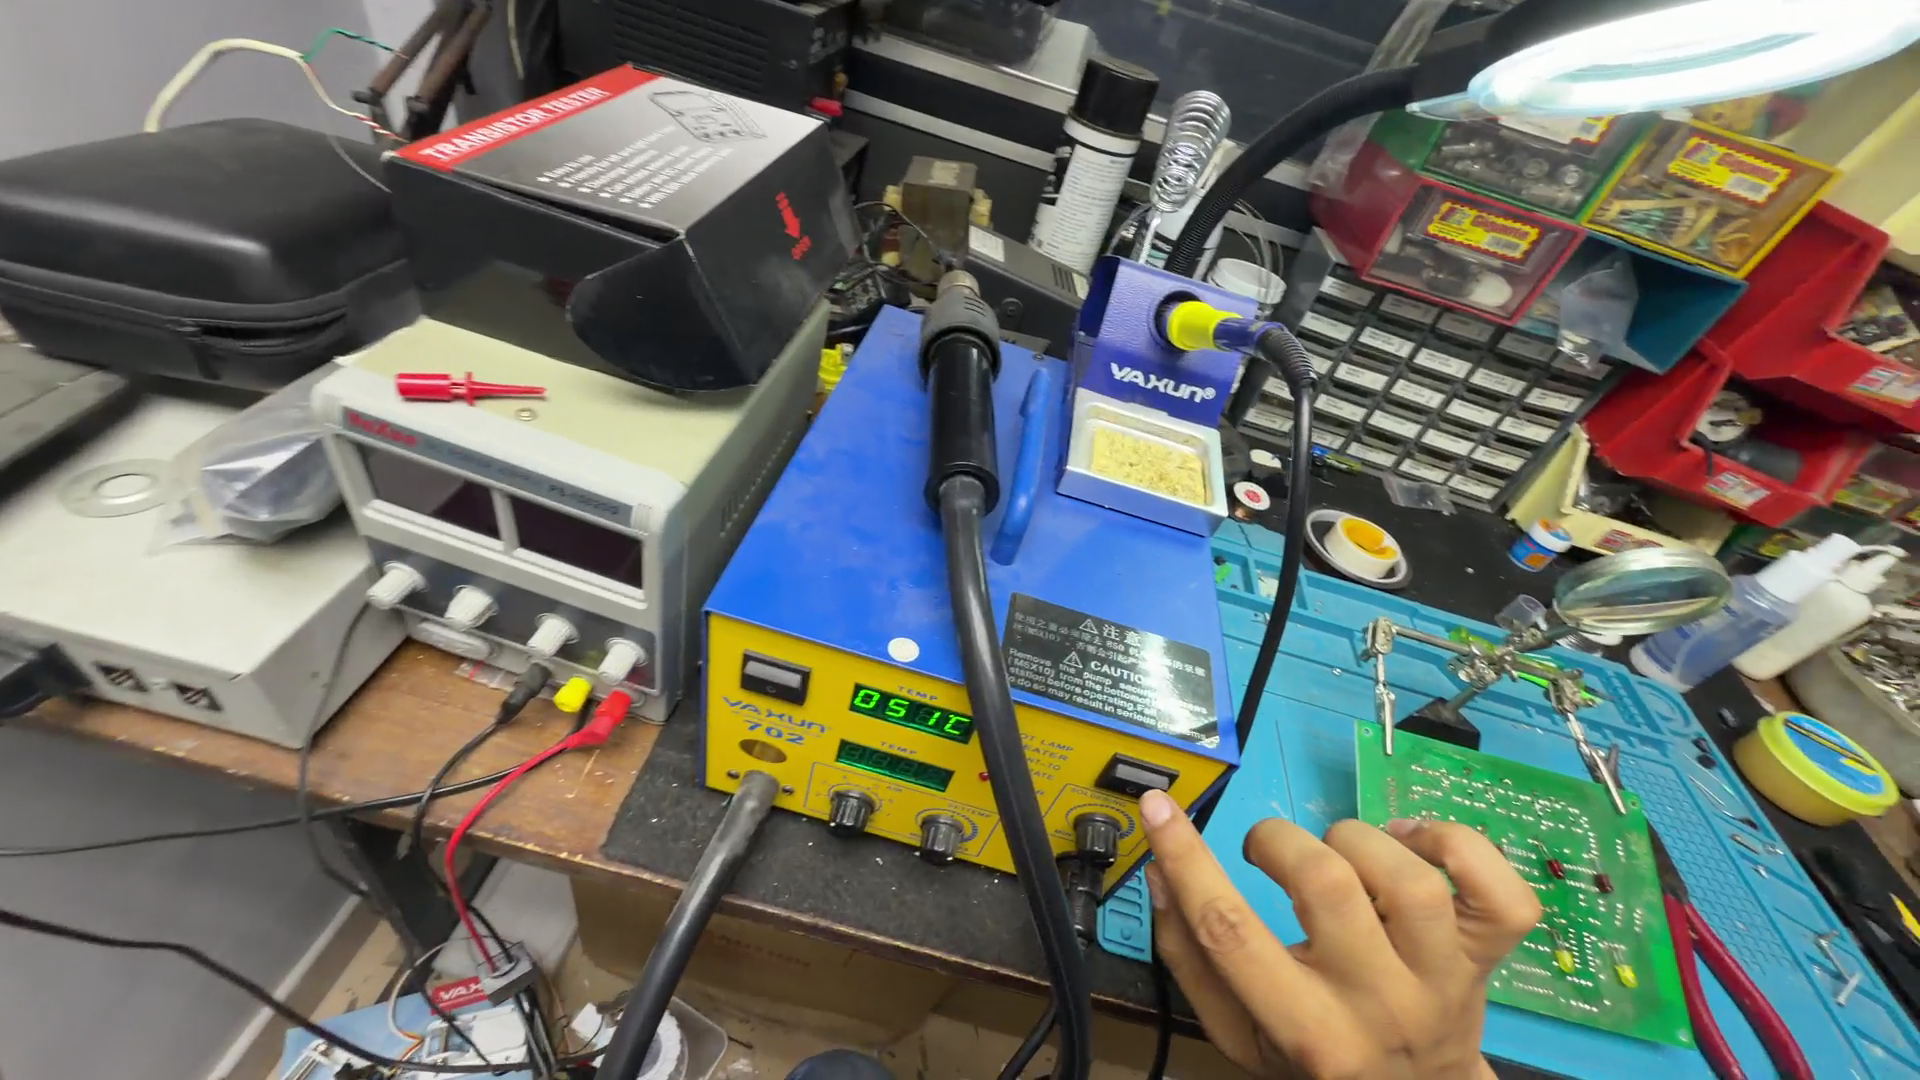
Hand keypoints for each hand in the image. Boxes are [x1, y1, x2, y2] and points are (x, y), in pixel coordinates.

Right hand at [1139, 789, 1540, 1079]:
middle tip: (1264, 851)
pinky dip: (1458, 846)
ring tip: (1338, 855)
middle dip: (1277, 841)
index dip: (1184, 858)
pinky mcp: (1489, 961)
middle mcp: (1380, 1008)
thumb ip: (1188, 952)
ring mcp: (1446, 983)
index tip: (1158, 807)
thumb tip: (1162, 868)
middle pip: (1326, 884)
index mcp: (1306, 1031)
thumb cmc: (1312, 1059)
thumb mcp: (1235, 1029)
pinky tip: (1412, 842)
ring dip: (1355, 840)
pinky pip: (1502, 895)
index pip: (1228, 929)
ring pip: (1410, 879)